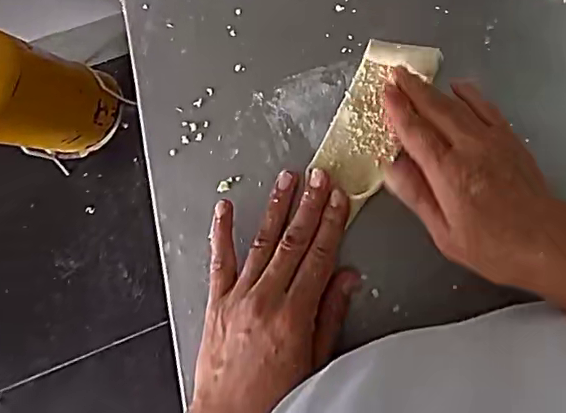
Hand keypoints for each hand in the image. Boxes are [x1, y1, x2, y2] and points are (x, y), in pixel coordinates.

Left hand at [190, 168, 359, 412]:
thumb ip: (331, 316)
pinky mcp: (216, 300)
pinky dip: (221, 230)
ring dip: (276, 206)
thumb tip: (348, 277)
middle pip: (293, 240)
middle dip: (309, 204)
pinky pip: (219, 259)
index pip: (318, 256)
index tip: (339, 198)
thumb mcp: (315, 365)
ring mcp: (238, 295)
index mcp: (293, 316)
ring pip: (261, 240)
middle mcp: (265, 298)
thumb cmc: (276, 400)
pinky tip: (226, 206)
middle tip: (318, 176)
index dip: (331, 223)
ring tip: (286, 178)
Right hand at [382, 67, 565, 291]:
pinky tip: (457, 85)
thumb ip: (417, 195)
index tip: (385, 92)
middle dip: (412, 89)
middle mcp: (467, 148)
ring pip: (455, 104)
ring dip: (432, 88)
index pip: (415, 132)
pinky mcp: (509, 137)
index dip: (398, 109)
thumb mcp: (445, 234)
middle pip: (434, 109)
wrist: (550, 243)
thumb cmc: (493, 247)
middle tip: (395, 73)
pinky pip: (484, 106)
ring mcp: (490, 138)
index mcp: (448, 172)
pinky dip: (468, 92)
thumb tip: (390, 166)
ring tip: (415, 77)